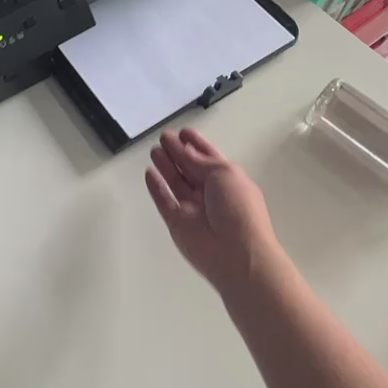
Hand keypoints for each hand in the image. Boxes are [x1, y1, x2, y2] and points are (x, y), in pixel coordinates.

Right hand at [145, 128, 278, 290]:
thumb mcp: (224, 173)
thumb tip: (182, 147)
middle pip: (190, 168)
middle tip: (163, 137)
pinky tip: (149, 173)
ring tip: (155, 150)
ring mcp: (193, 208)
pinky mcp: (177, 223)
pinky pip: (164, 201)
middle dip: (178, 151)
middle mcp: (210, 193)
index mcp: (227, 179)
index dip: (196, 144)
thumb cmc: (238, 208)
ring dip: (166, 166)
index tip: (183, 131)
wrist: (237, 255)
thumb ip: (199, 160)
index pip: (208, 157)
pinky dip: (156, 188)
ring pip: (176, 183)